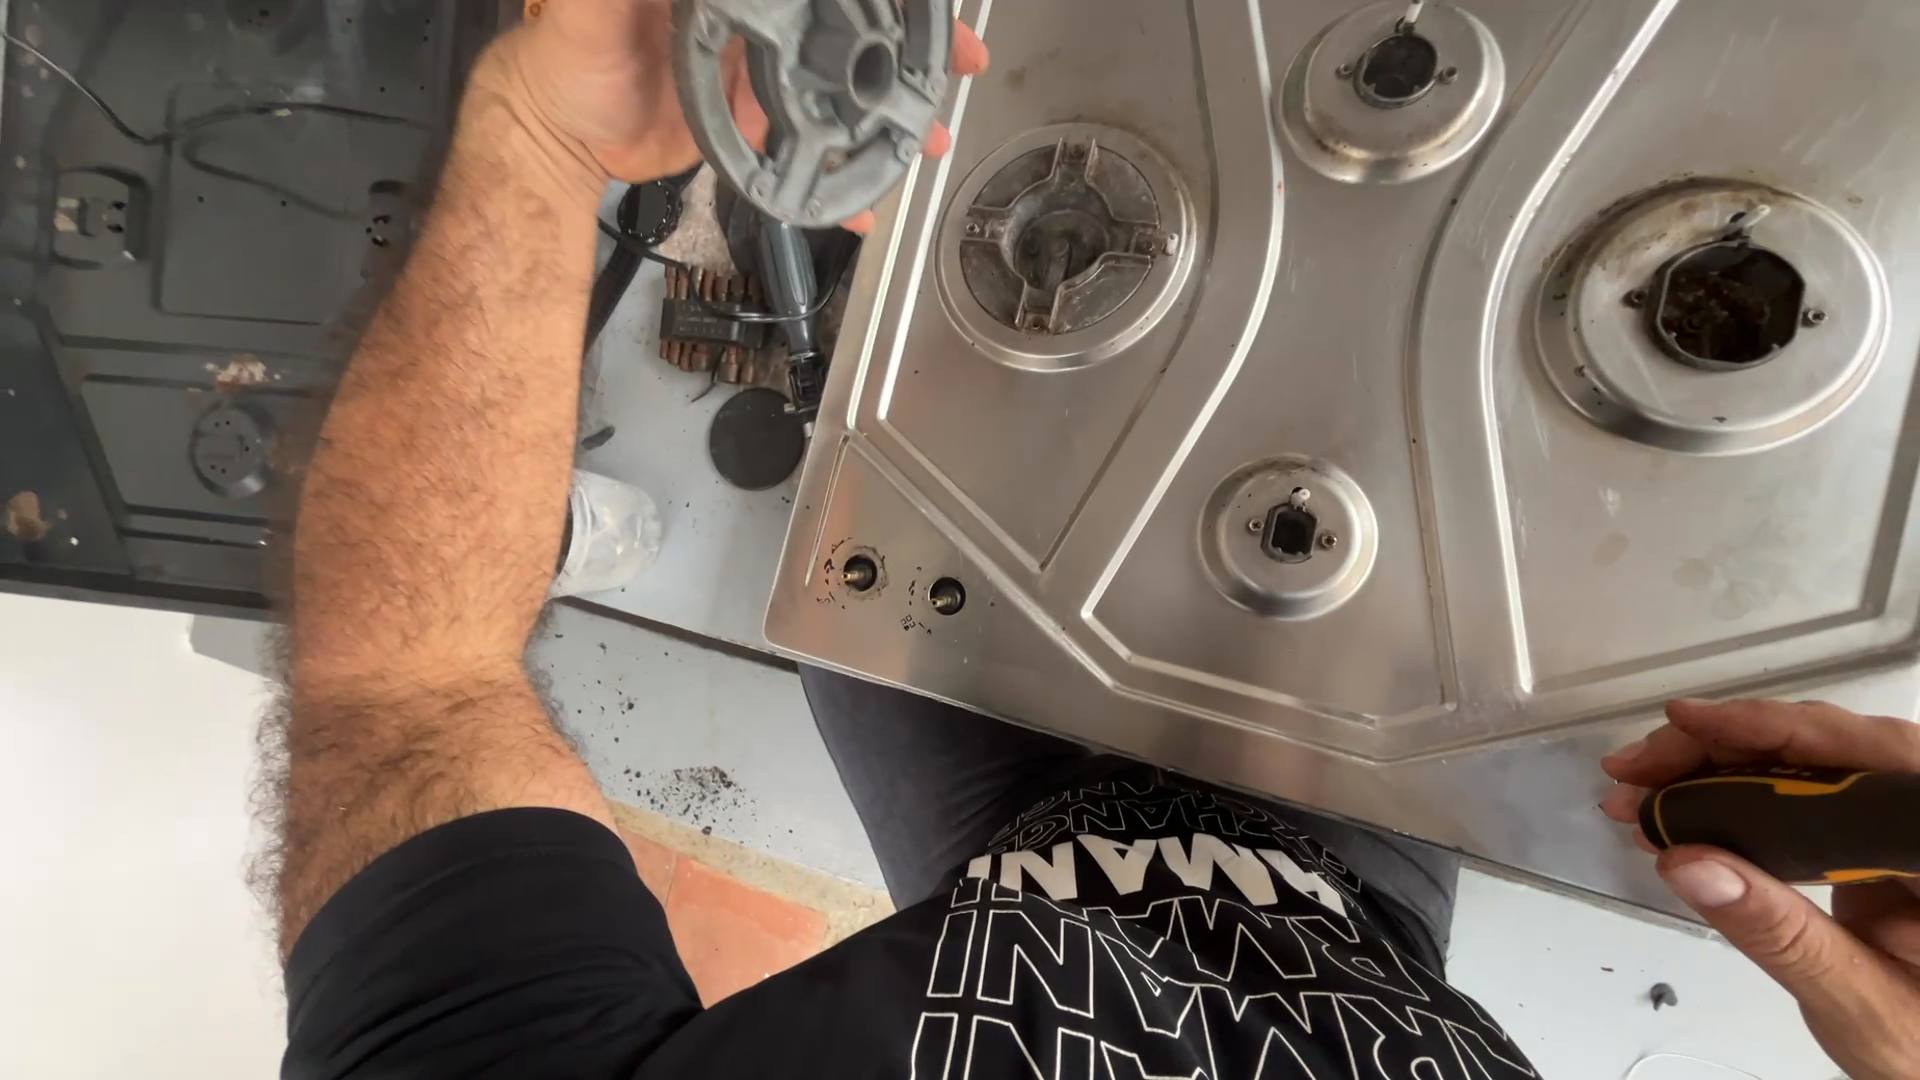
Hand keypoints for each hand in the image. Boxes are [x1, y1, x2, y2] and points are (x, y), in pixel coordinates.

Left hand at [504, 0, 988, 229]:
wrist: (565, 132)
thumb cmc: (569, 59)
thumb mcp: (592, 6)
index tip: (929, 5)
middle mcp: (757, 24)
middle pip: (850, 30)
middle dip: (910, 49)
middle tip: (959, 65)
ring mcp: (760, 78)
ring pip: (841, 91)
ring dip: (888, 117)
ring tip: (929, 137)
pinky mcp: (755, 127)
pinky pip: (808, 150)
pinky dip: (835, 183)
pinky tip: (861, 206)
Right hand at [1600, 699, 1919, 1079]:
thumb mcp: (1868, 1009)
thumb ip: (1785, 936)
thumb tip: (1685, 862)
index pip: (1878, 760)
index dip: (1780, 729)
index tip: (1688, 723)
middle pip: (1830, 750)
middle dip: (1716, 749)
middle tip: (1631, 771)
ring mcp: (1902, 835)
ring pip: (1804, 765)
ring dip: (1706, 770)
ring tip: (1634, 795)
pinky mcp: (1873, 845)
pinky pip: (1798, 793)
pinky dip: (1724, 794)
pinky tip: (1673, 811)